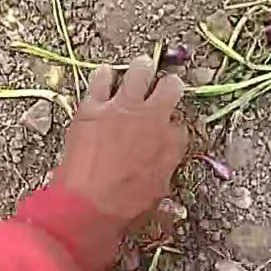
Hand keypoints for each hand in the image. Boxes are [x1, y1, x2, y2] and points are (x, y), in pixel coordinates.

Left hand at [53, 57, 187, 225]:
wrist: (87, 205)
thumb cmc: (126, 204)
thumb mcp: (160, 185)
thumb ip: (167, 158)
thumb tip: (170, 145)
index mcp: (171, 139)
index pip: (182, 120)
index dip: (177, 120)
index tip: (172, 121)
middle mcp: (152, 117)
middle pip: (169, 86)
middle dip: (169, 83)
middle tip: (165, 82)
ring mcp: (122, 107)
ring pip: (138, 72)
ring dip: (142, 68)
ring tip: (141, 65)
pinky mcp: (93, 107)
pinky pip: (101, 79)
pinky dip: (105, 75)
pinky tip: (106, 73)